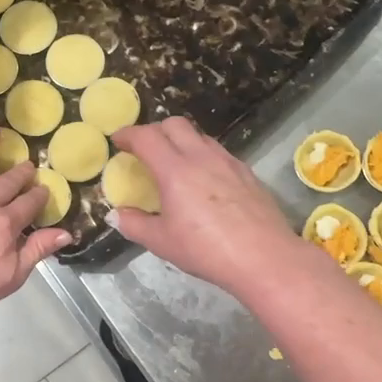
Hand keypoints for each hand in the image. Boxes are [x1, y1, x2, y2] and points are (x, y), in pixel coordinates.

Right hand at [110, 118, 309, 298]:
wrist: (264, 257)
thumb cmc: (205, 250)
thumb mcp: (162, 242)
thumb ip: (134, 225)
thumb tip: (116, 215)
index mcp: (175, 170)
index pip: (146, 137)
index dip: (128, 134)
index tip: (118, 141)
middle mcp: (202, 157)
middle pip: (174, 125)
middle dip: (155, 131)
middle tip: (145, 150)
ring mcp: (228, 162)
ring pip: (199, 136)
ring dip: (181, 141)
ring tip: (174, 163)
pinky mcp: (247, 173)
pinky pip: (219, 153)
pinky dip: (203, 156)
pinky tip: (204, 181)